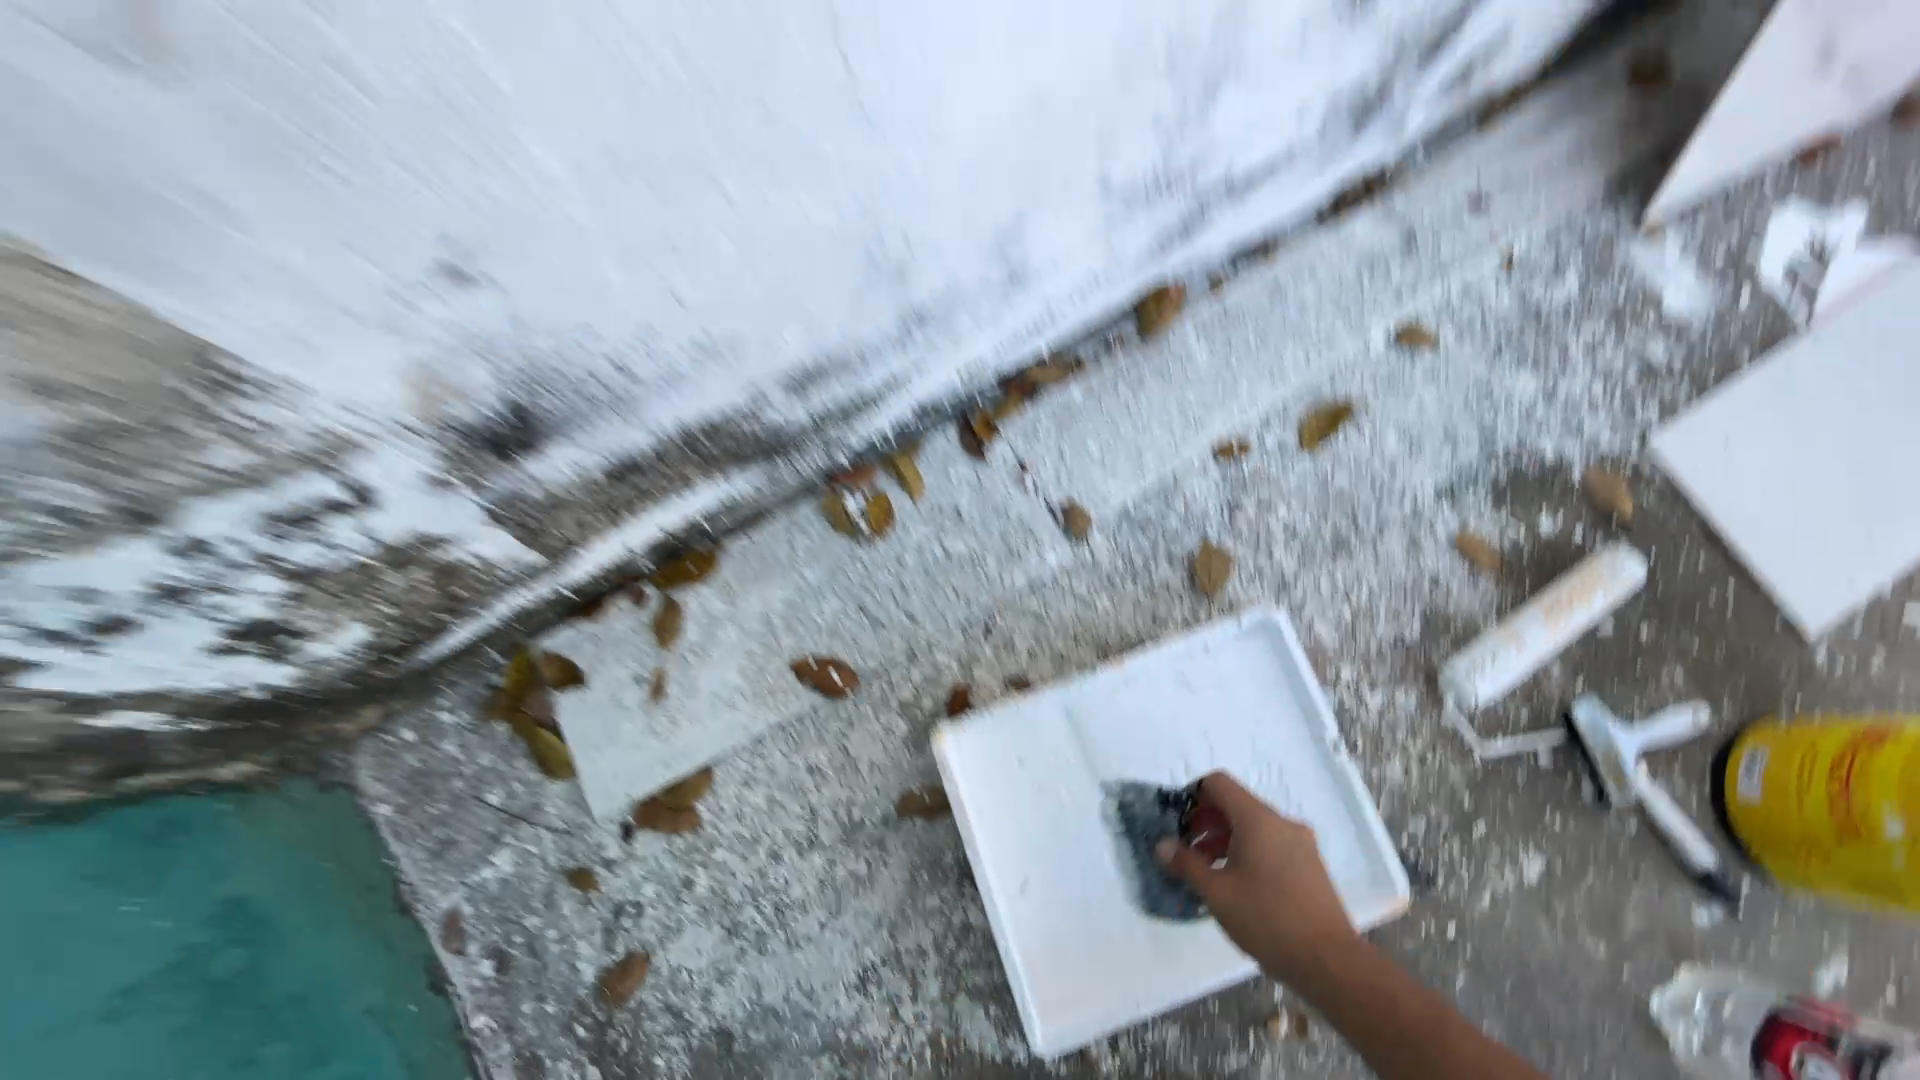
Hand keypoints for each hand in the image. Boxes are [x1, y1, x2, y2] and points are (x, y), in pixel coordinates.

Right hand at [1156, 771, 1361, 989]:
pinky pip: (1272, 844)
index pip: (1218, 783)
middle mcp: (1282, 823)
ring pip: (1254, 826)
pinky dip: (1249, 852)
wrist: (1330, 961)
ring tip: (1210, 873)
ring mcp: (1301, 843)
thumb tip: (1162, 844)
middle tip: (1188, 853)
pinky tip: (1240, 886)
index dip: (1192, 796)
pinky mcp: (1311, 865)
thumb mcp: (1216, 893)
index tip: (1178, 824)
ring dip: (1226, 840)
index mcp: (1258, 819)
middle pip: (1236, 804)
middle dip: (1206, 822)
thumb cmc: (1267, 920)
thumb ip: (1186, 863)